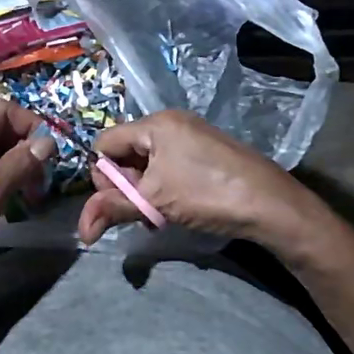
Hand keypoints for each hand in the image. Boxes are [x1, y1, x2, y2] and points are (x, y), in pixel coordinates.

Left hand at [0, 101, 54, 304]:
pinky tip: (19, 199)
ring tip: (35, 192)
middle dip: (26, 147)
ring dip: (20, 166)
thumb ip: (21, 161)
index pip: (0, 110)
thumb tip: (49, 142)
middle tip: (45, 176)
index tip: (52, 150)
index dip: (29, 123)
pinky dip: (8, 181)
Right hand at [77, 110, 341, 267]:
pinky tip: (177, 208)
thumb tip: (81, 231)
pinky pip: (169, 164)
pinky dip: (164, 187)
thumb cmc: (207, 195)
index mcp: (155, 123)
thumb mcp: (155, 202)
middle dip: (126, 184)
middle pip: (126, 151)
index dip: (103, 174)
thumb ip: (113, 209)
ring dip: (144, 190)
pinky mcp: (207, 152)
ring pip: (148, 162)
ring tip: (160, 213)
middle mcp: (171, 122)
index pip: (105, 143)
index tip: (119, 200)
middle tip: (141, 210)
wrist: (273, 206)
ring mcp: (191, 135)